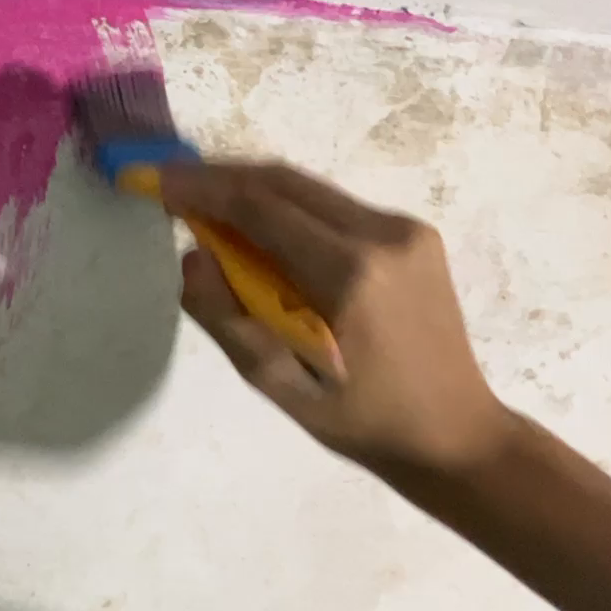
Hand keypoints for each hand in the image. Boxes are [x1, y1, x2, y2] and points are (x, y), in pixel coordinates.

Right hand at [161, 160, 515, 480]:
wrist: (454, 432)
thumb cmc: (359, 419)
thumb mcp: (277, 383)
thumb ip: (225, 317)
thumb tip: (192, 256)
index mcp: (350, 273)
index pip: (261, 206)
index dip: (202, 189)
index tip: (156, 181)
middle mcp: (384, 235)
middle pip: (283, 182)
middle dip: (219, 177)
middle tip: (168, 183)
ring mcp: (404, 230)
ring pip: (306, 189)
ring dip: (248, 190)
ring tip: (200, 203)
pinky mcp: (410, 236)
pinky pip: (328, 206)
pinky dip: (281, 207)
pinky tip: (253, 228)